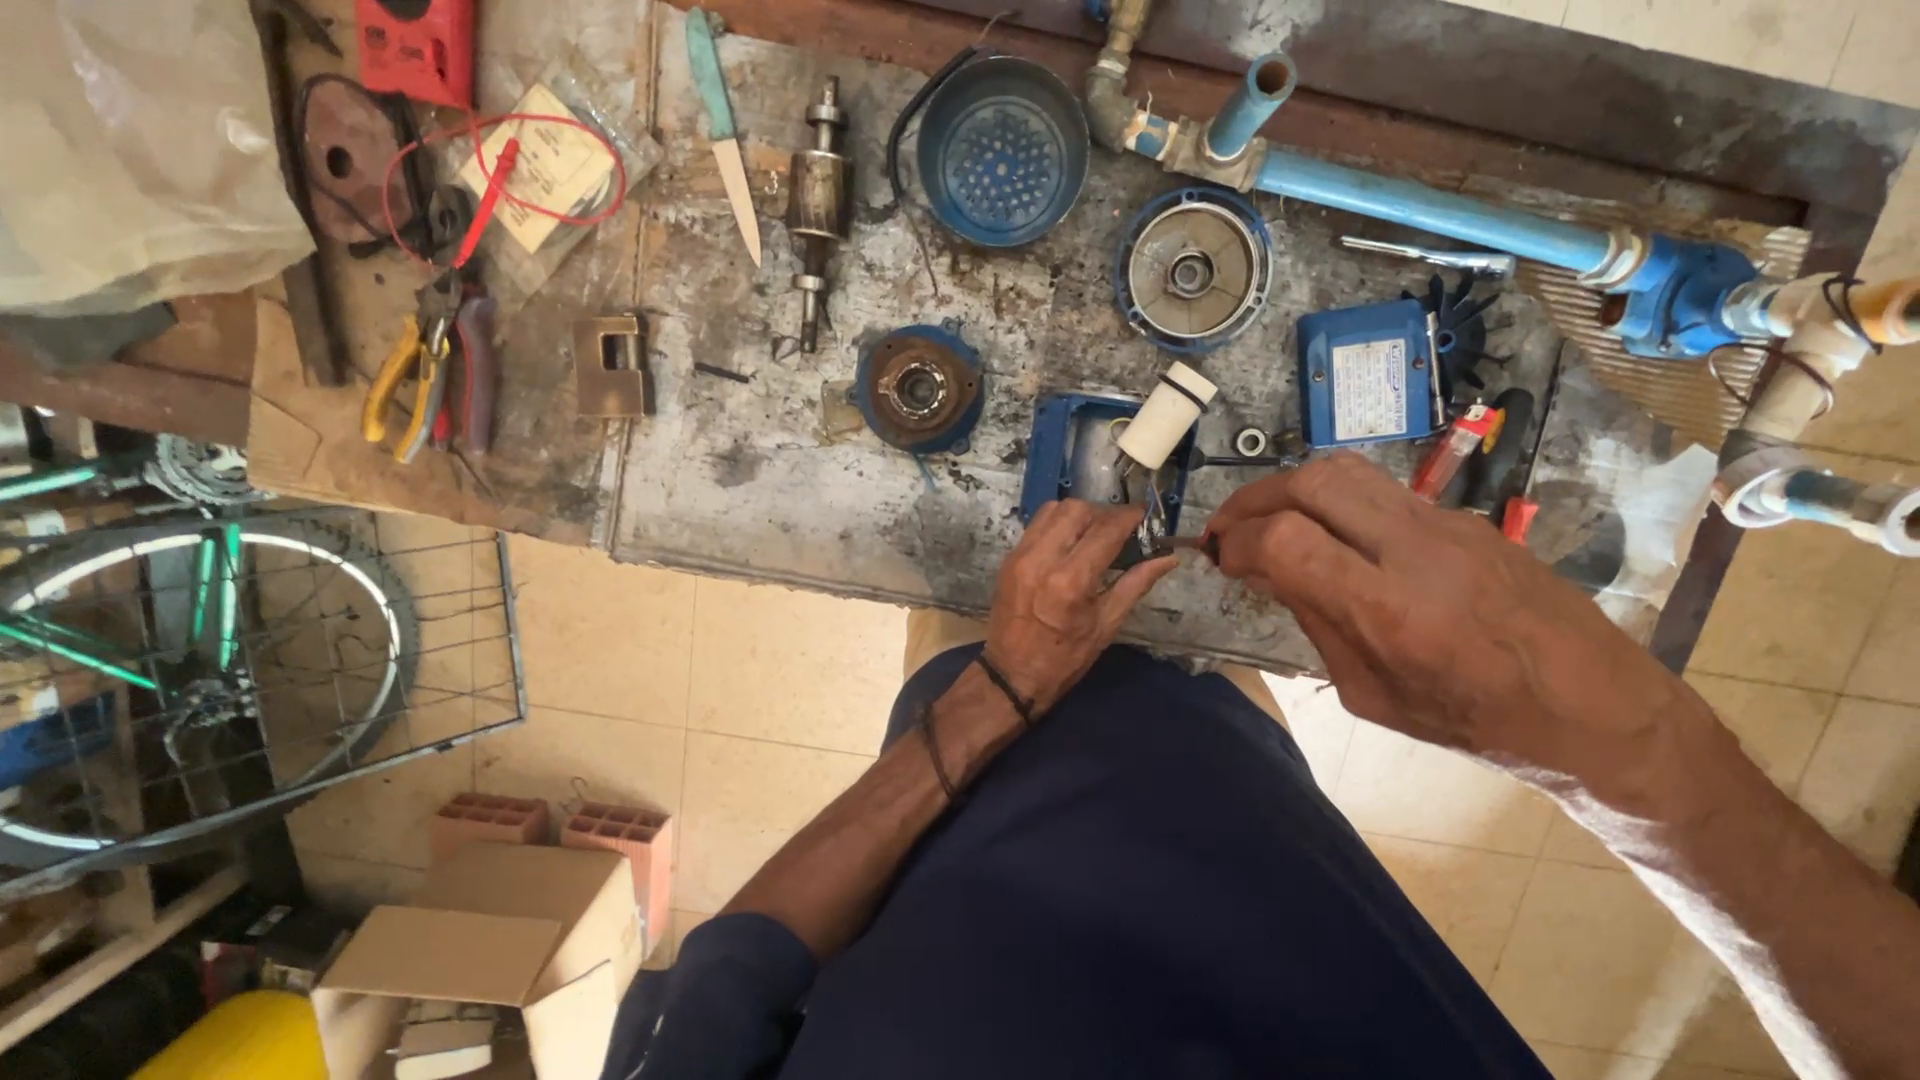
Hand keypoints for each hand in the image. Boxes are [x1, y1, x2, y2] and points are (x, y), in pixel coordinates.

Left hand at [984, 501, 1179, 715]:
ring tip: (1095, 533)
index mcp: (1071, 581)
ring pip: (1054, 510)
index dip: (1129, 517)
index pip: (1106, 530)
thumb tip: (1168, 558)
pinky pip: (1037, 524)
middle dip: (1104, 513)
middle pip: (1078, 510)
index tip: (1144, 515)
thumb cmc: (1065, 658)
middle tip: (1119, 528)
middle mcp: (1043, 559)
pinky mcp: (1009, 558)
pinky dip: (1058, 524)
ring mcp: (1021, 556)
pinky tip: (1071, 542)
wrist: (1012, 674)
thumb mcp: (1106, 625)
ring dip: (1080, 514)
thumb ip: (1136, 584)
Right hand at [1206, 452, 1716, 809]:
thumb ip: (1318, 624)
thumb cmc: (1478, 723)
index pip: (1286, 539)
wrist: (1596, 707)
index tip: (1220, 559)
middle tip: (1228, 529)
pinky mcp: (1463, 518)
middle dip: (1251, 499)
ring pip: (1344, 470)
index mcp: (1390, 612)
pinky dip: (1331, 500)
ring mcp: (1445, 525)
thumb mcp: (1374, 695)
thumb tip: (1270, 571)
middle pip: (1310, 482)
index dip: (1237, 541)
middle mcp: (1415, 551)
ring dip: (1288, 487)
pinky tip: (1327, 534)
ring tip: (1266, 519)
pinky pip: (1379, 490)